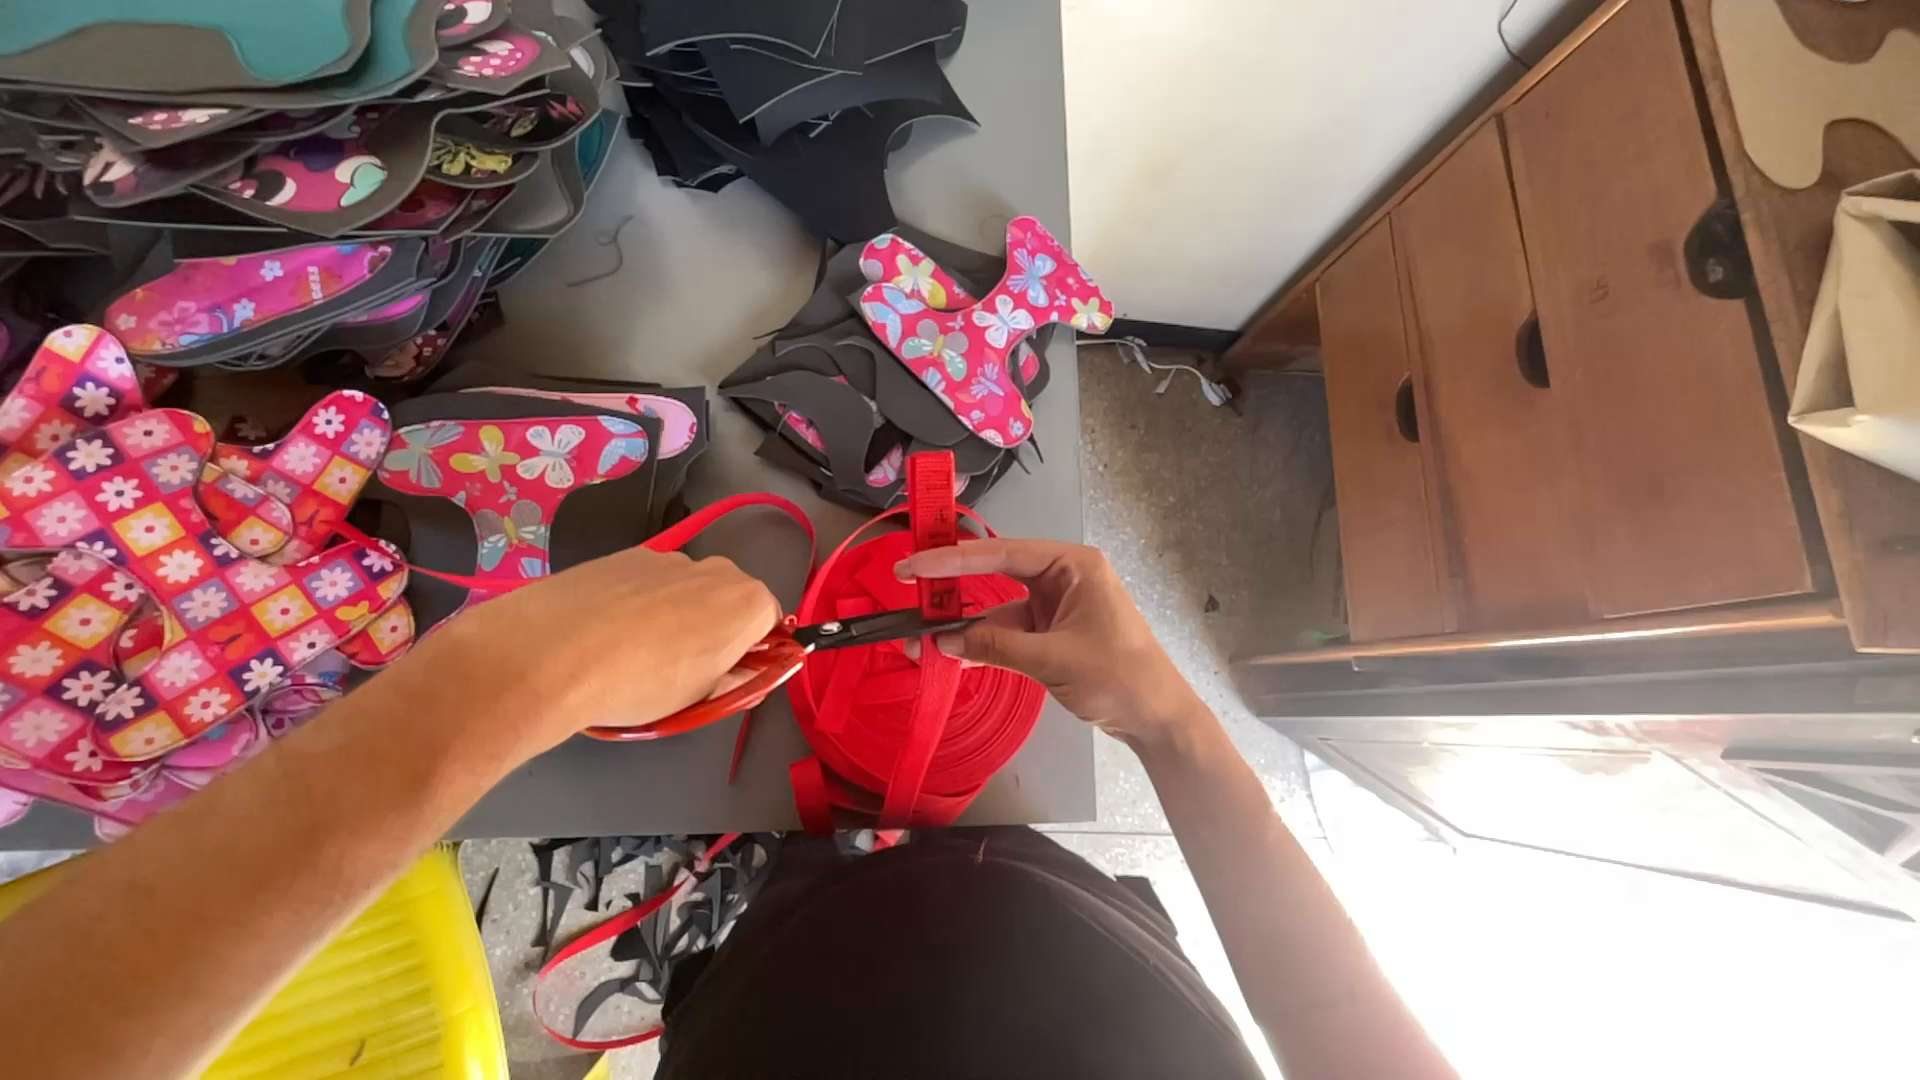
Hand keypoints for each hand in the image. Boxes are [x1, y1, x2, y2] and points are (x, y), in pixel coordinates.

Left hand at [395, 547, 780, 754]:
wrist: (550, 653)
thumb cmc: (642, 683)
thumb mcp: (702, 697)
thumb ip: (739, 678)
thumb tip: (748, 668)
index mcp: (748, 602)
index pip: (771, 623)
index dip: (751, 652)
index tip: (725, 676)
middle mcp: (716, 569)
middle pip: (729, 600)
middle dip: (714, 628)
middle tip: (681, 668)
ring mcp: (667, 558)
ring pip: (685, 590)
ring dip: (674, 615)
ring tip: (632, 652)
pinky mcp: (623, 555)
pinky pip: (645, 582)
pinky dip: (636, 603)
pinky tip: (604, 633)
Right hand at [896, 538, 1203, 745]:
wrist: (1157, 718)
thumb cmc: (1119, 677)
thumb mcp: (1053, 659)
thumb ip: (995, 646)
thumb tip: (942, 641)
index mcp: (1072, 565)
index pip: (1002, 554)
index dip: (952, 559)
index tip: (913, 567)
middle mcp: (1062, 578)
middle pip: (995, 576)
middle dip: (953, 588)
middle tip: (907, 588)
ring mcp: (1055, 607)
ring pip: (998, 611)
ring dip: (964, 627)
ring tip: (920, 641)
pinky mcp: (1051, 634)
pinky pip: (1008, 634)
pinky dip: (983, 645)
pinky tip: (952, 655)